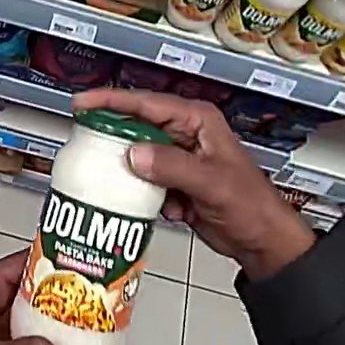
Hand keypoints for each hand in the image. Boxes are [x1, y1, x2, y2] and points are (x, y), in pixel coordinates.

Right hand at [73, 89, 313, 280]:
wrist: (262, 242)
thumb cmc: (251, 206)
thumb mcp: (212, 183)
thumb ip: (172, 166)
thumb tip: (133, 153)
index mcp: (196, 120)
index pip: (146, 103)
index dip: (111, 101)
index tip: (82, 104)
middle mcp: (184, 134)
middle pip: (136, 126)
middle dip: (112, 135)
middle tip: (82, 140)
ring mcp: (177, 158)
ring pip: (137, 154)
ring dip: (123, 167)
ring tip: (102, 175)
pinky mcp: (172, 181)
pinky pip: (143, 179)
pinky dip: (138, 191)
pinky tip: (142, 203)